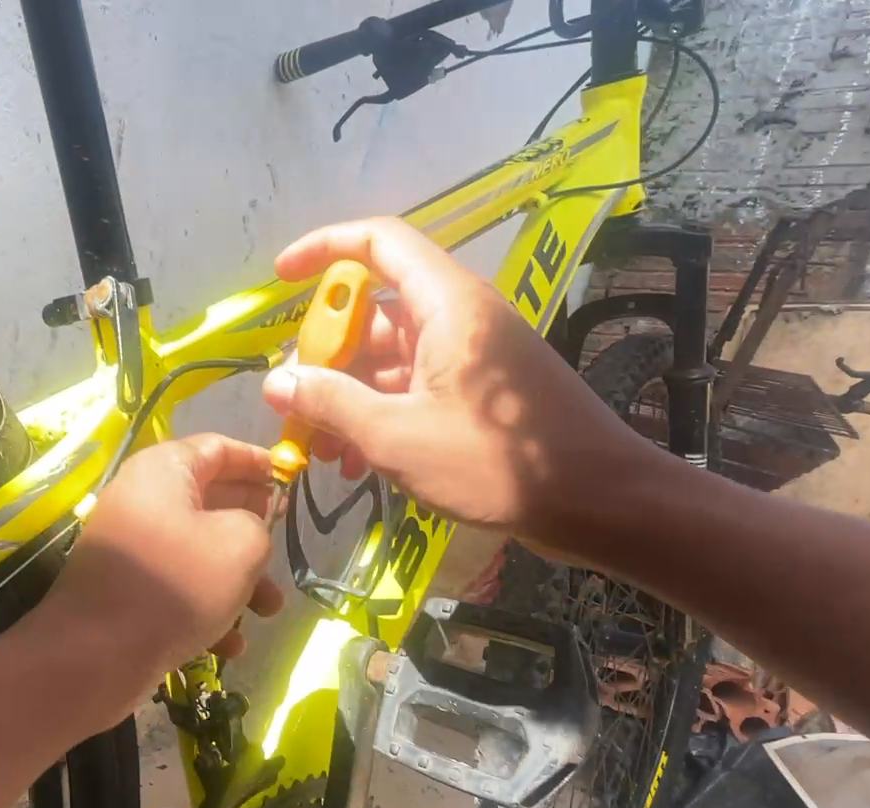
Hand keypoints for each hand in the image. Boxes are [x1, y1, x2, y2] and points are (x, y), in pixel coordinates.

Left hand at [22, 434, 284, 710]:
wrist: (97, 654)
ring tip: (269, 610)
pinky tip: (230, 643)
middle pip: (210, 502)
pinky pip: (177, 589)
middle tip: (283, 545)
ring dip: (239, 580)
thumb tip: (247, 531)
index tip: (290, 479)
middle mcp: (142, 502)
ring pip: (199, 553)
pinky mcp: (126, 592)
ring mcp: (132, 549)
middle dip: (253, 529)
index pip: (217, 448)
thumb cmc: (178, 583)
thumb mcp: (241, 544)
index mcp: (162, 471)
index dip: (257, 461)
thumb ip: (258, 524)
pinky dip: (206, 609)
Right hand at [260, 217, 667, 551]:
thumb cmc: (494, 462)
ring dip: (347, 397)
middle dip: (325, 357)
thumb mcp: (396, 436)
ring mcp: (468, 357)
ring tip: (320, 449)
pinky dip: (377, 414)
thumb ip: (331, 403)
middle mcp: (457, 318)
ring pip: (388, 358)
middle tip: (294, 405)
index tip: (281, 278)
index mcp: (446, 305)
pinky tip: (356, 462)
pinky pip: (411, 387)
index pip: (379, 242)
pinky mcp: (475, 393)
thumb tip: (276, 382)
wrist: (593, 502)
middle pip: (374, 313)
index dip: (324, 248)